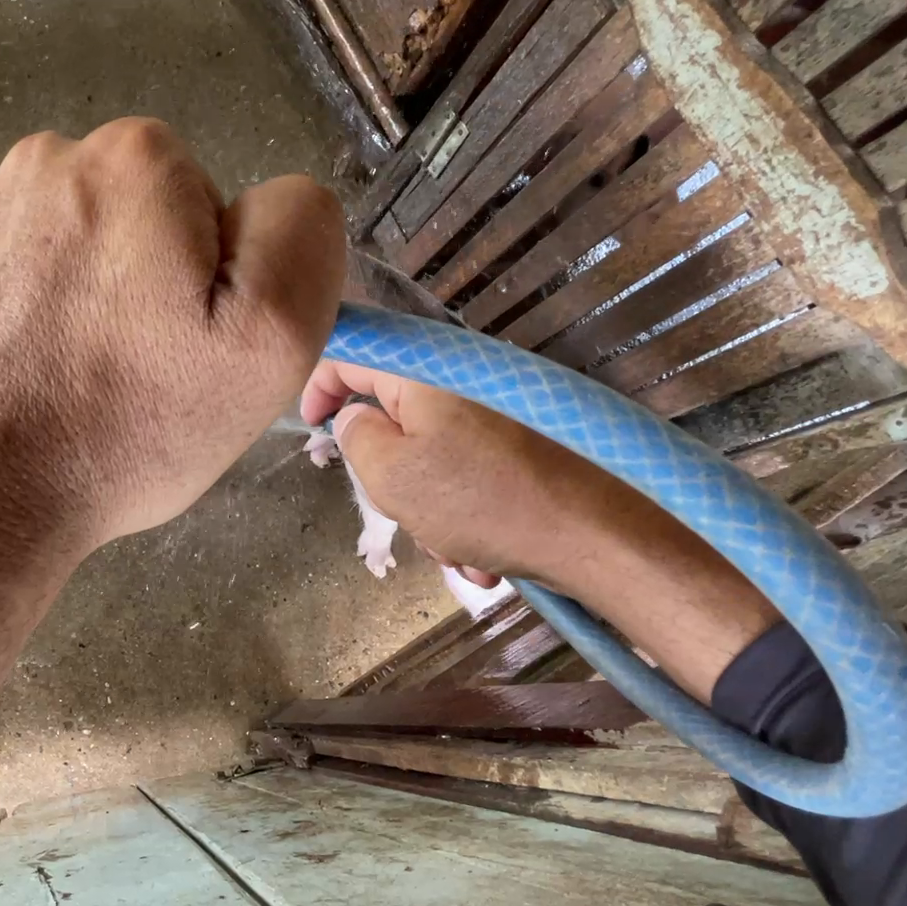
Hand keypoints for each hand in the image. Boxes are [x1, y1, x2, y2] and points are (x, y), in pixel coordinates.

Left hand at [0, 120, 344, 700]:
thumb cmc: (126, 431)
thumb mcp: (267, 343)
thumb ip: (300, 238)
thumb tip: (268, 202)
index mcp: (131, 163)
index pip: (202, 203)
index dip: (203, 283)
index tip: (178, 351)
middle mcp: (35, 165)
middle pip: (121, 224)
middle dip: (132, 286)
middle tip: (123, 377)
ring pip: (49, 254)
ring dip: (64, 305)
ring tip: (57, 389)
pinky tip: (1, 388)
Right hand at [300, 356, 779, 701]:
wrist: (596, 536)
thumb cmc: (479, 500)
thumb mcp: (389, 472)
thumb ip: (354, 434)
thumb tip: (354, 417)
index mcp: (423, 372)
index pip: (351, 353)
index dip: (317, 387)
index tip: (310, 430)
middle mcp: (460, 383)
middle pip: (391, 415)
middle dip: (386, 472)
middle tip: (394, 509)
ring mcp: (495, 415)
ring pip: (429, 457)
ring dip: (428, 508)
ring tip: (453, 547)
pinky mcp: (522, 446)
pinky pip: (468, 475)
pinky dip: (463, 514)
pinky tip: (482, 552)